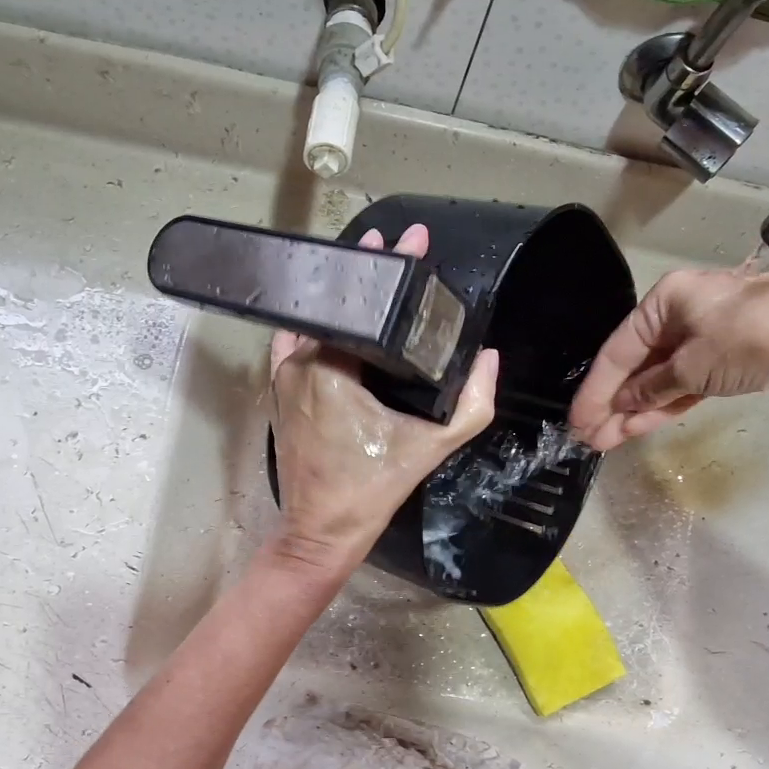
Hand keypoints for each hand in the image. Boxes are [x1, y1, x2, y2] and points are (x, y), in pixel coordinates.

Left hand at [268, 223, 498, 572]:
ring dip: (343, 294)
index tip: (412, 239)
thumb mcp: (433, 449)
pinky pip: (295, 339)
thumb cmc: (373, 489)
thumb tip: (491, 359)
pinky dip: (318, 320)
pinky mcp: (278, 388)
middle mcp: (301, 362)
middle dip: (369, 273)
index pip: (362, 303)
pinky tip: (341, 309)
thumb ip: (472, 405)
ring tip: (371, 269)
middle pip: (338, 304)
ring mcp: (283, 374)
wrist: (322, 529)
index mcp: (332, 369)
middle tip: (397, 247)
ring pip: (315, 317)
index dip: (392, 267)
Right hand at [567, 268, 768, 449]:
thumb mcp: (689, 367)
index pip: (618, 350)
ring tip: (608, 442)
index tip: (577, 422)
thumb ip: (650, 390)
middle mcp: (683, 312)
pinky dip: (665, 404)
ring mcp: (707, 336)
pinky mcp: (728, 359)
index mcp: (666, 299)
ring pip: (660, 378)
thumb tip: (624, 406)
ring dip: (635, 411)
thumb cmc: (748, 339)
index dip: (595, 390)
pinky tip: (640, 428)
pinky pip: (685, 383)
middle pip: (637, 364)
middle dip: (613, 404)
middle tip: (589, 439)